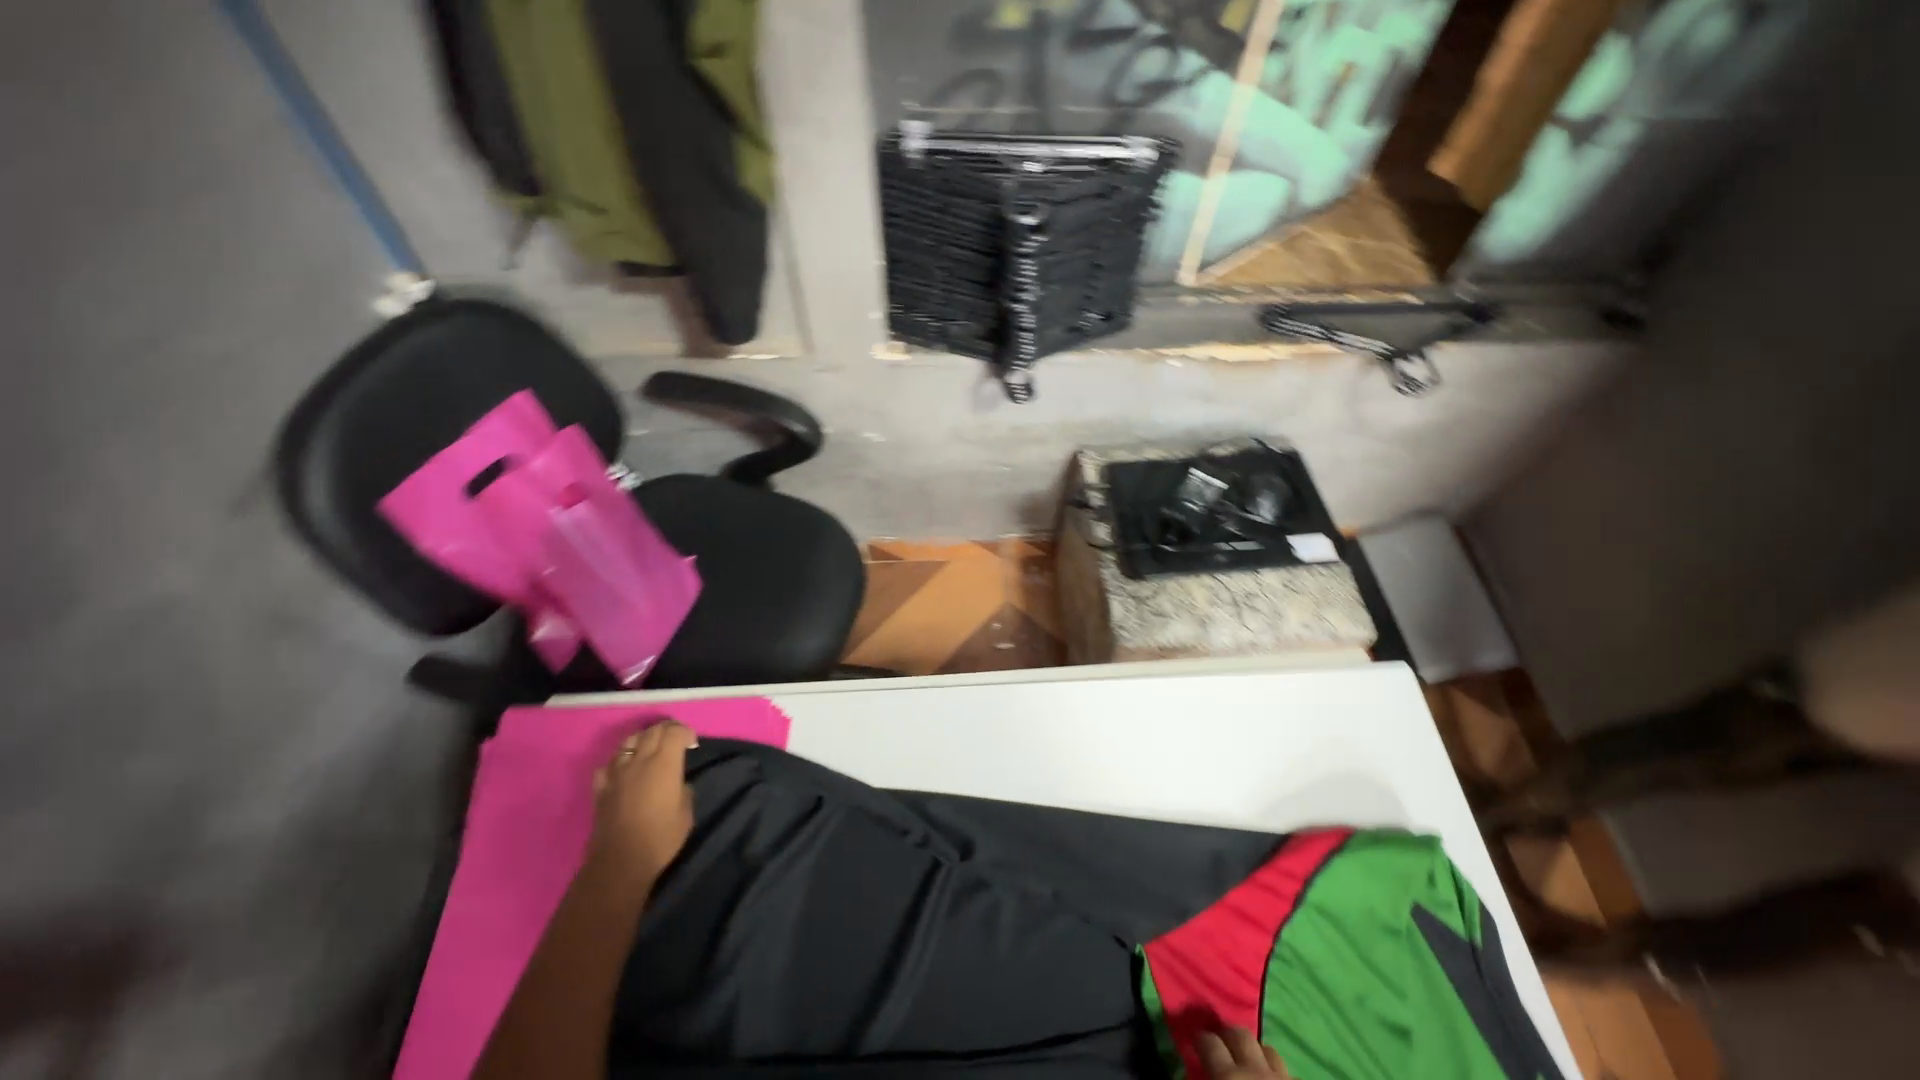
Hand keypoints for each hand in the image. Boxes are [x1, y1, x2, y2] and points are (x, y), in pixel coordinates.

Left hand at [589, 720, 698, 886]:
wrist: (621, 860)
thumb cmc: (661, 837)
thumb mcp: (686, 814)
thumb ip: (684, 791)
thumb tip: (679, 784)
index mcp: (664, 764)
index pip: (675, 732)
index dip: (685, 732)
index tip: (692, 744)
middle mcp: (639, 760)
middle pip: (652, 731)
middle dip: (666, 730)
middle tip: (676, 740)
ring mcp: (616, 772)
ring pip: (629, 742)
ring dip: (643, 739)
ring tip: (650, 750)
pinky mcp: (601, 787)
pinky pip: (609, 764)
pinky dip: (620, 761)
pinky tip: (624, 770)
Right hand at [1196, 1028, 1290, 1079]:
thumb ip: (1201, 1078)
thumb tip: (1191, 1071)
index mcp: (1229, 1075)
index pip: (1209, 1042)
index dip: (1199, 1037)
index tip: (1193, 1037)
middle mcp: (1256, 1069)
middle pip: (1240, 1034)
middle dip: (1228, 1034)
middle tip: (1219, 1043)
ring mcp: (1283, 1077)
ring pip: (1268, 1049)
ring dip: (1256, 1051)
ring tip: (1248, 1060)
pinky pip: (1288, 1072)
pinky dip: (1277, 1072)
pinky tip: (1272, 1078)